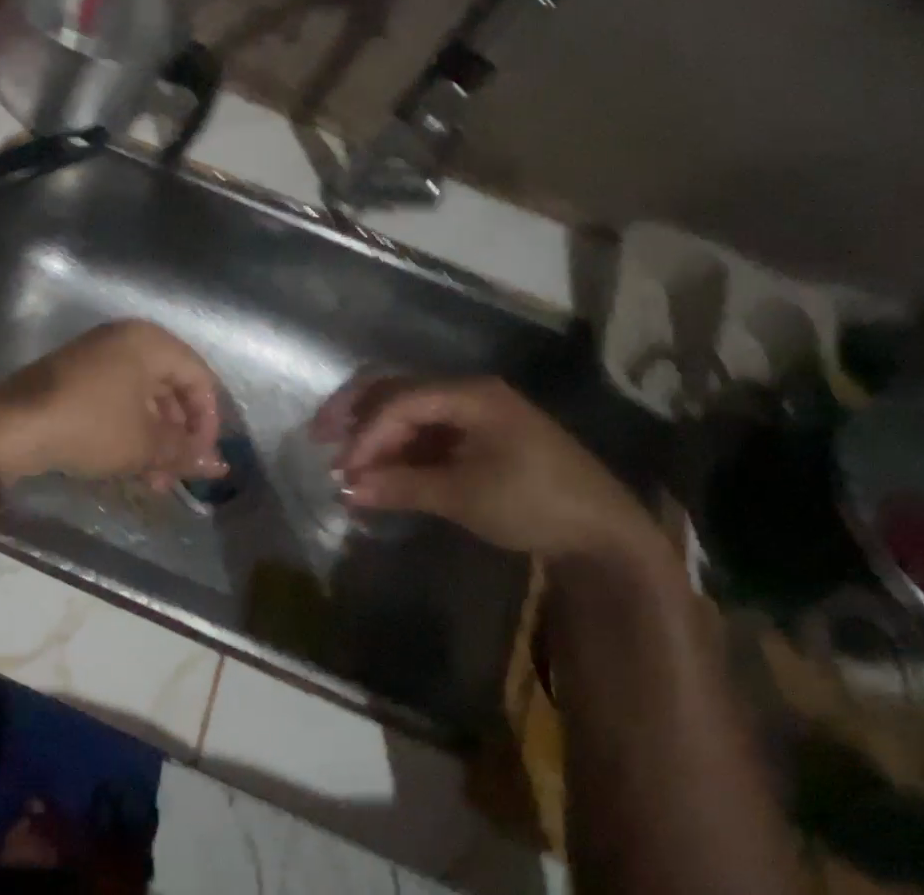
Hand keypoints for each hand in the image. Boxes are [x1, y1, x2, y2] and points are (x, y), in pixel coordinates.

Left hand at [0, 320, 227, 490]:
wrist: (10, 429)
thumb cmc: (89, 426)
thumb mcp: (144, 444)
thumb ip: (186, 452)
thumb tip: (219, 465)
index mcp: (148, 341)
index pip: (199, 378)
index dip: (208, 422)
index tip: (202, 460)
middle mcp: (122, 340)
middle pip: (169, 388)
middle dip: (177, 437)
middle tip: (176, 476)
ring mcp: (93, 357)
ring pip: (140, 400)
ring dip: (153, 442)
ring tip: (152, 482)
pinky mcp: (71, 379)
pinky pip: (113, 402)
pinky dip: (126, 432)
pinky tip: (127, 468)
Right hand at [311, 373, 655, 556]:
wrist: (603, 533)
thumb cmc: (535, 504)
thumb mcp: (463, 496)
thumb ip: (401, 486)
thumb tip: (346, 488)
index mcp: (470, 395)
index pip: (398, 401)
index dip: (365, 433)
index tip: (344, 469)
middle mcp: (468, 394)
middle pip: (395, 390)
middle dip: (354, 414)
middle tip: (319, 440)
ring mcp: (473, 415)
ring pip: (405, 410)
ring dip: (372, 433)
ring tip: (346, 463)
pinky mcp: (476, 438)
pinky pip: (422, 431)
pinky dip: (394, 448)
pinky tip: (377, 470)